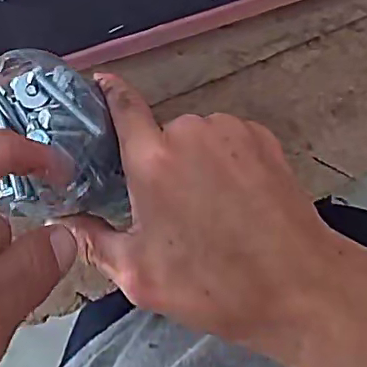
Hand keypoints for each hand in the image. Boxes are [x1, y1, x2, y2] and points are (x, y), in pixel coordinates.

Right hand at [61, 74, 356, 348]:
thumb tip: (70, 220)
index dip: (109, 91)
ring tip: (215, 210)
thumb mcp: (141, 275)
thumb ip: (95, 239)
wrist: (296, 282)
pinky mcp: (260, 134)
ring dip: (198, 162)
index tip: (101, 82)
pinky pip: (229, 139)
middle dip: (163, 163)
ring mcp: (229, 128)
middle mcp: (190, 131)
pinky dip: (228, 161)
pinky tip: (239, 199)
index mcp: (153, 160)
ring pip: (198, 137)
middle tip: (176, 209)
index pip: (123, 106)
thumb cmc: (216, 285)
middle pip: (162, 135)